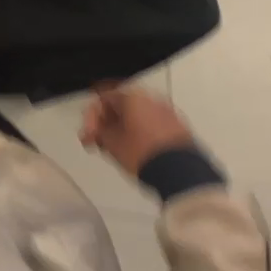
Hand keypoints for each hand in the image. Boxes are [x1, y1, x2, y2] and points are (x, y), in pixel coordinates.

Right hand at [79, 84, 195, 177]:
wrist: (182, 174)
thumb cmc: (140, 153)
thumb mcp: (112, 144)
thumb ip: (98, 133)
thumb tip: (97, 130)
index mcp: (132, 95)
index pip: (103, 98)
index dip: (91, 117)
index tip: (88, 136)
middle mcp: (150, 98)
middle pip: (121, 106)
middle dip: (107, 124)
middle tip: (99, 143)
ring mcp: (168, 112)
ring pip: (137, 117)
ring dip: (124, 130)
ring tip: (117, 150)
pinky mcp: (180, 129)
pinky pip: (153, 126)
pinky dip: (141, 134)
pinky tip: (137, 151)